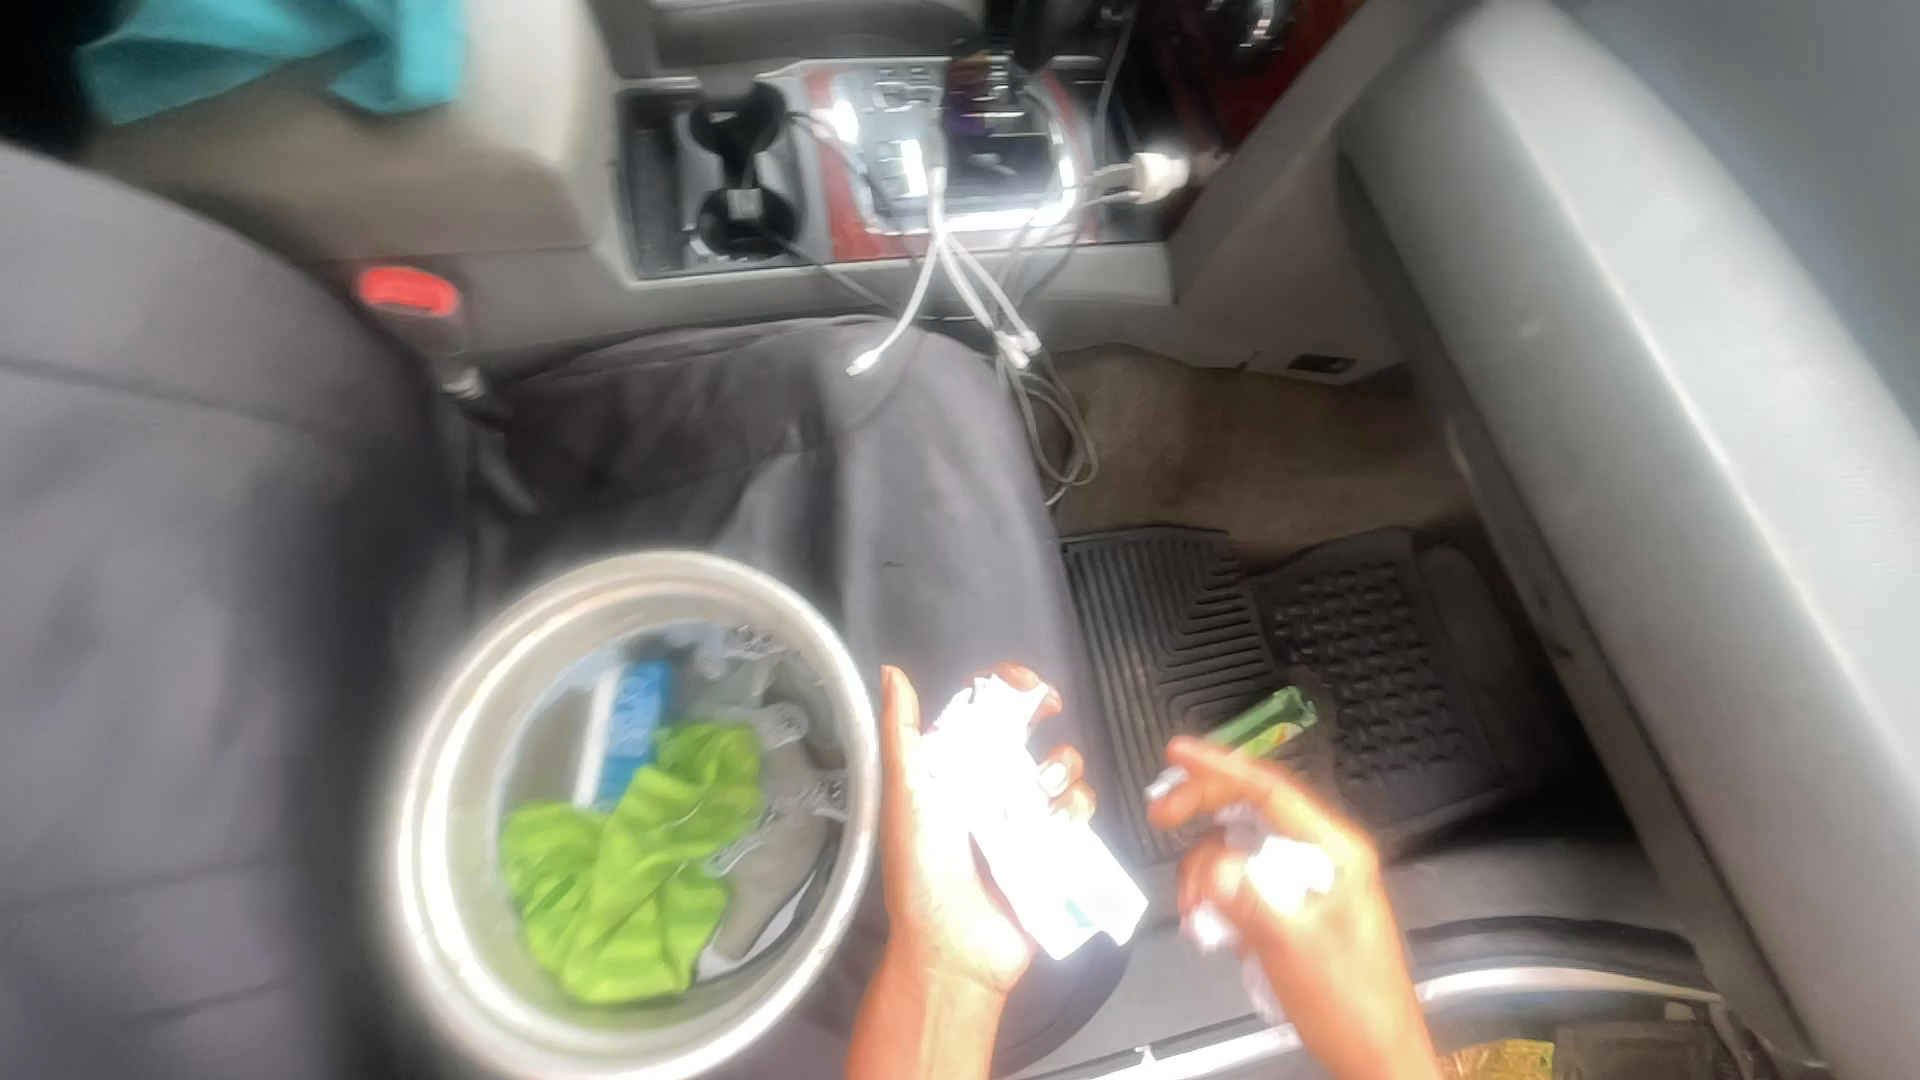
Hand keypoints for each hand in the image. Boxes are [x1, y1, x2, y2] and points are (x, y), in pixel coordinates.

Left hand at [877, 664, 1095, 995]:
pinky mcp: (1053, 844)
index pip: (984, 710)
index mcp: (955, 765)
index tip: (1026, 684)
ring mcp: (1025, 813)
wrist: (952, 949)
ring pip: (1061, 765)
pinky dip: (1077, 808)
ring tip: (1042, 793)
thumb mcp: (905, 793)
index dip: (1008, 687)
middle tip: (1051, 711)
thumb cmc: (920, 870)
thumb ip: (901, 732)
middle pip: (1030, 728)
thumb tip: (892, 673)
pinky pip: (1079, 810)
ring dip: (1062, 766)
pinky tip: (1060, 822)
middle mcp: (991, 782)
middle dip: (1046, 713)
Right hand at [1148, 736, 1440, 1079]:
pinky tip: (1206, 917)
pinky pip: (1240, 874)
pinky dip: (1215, 888)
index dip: (1220, 766)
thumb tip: (1209, 866)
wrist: (1377, 1063)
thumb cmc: (1351, 1006)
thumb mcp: (1297, 952)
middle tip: (1159, 816)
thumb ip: (1251, 901)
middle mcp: (1320, 851)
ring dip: (1203, 865)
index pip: (1271, 789)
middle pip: (1249, 806)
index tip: (1177, 752)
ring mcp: (1304, 874)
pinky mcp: (1289, 898)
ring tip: (1191, 905)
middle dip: (1200, 809)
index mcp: (1336, 850)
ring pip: (1237, 842)